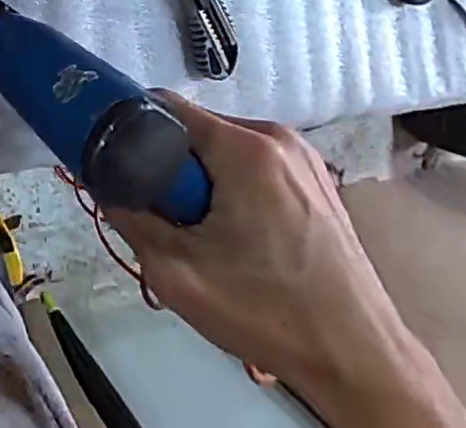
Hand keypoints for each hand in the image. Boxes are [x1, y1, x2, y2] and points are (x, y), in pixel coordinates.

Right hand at [104, 95, 465, 426]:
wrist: (358, 357)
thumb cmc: (272, 314)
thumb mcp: (178, 274)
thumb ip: (131, 222)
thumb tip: (107, 190)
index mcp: (246, 148)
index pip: (169, 107)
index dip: (136, 129)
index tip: (122, 162)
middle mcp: (278, 138)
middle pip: (199, 130)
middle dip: (175, 168)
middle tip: (175, 220)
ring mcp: (302, 156)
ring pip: (227, 148)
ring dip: (206, 181)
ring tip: (211, 236)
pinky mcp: (315, 177)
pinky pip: (256, 164)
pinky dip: (237, 188)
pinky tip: (243, 237)